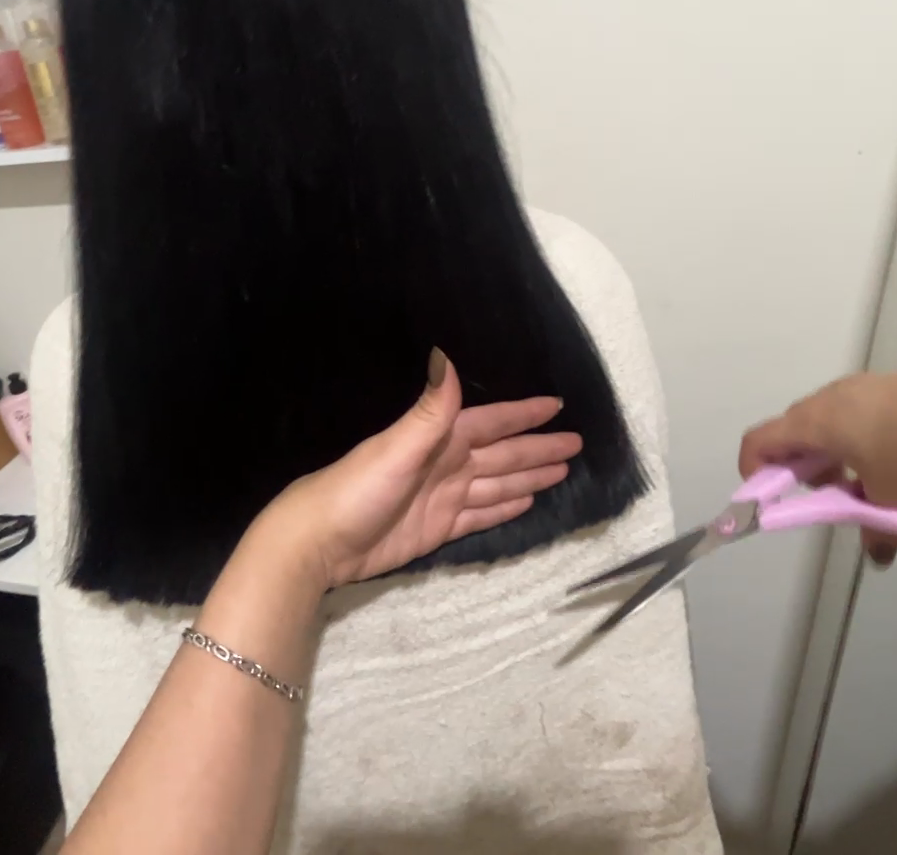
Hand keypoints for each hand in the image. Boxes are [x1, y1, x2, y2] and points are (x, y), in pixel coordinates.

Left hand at [257, 349, 582, 589]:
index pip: (492, 423)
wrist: (320, 541)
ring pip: (497, 483)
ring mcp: (443, 498)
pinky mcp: (437, 528)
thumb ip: (430, 411)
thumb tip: (445, 355)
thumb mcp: (396, 448)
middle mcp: (446, 464)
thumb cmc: (357, 489)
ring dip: (528, 476)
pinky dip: (504, 506)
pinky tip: (525, 500)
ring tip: (560, 470)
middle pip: (503, 454)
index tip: (557, 406)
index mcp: (439, 440)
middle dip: (538, 448)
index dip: (523, 415)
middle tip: (576, 445)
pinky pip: (481, 513)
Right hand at [738, 368, 896, 565]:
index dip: (754, 470)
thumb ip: (875, 529)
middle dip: (804, 465)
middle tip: (833, 495)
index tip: (772, 498)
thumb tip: (878, 555)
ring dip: (839, 452)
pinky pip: (866, 412)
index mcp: (813, 422)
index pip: (758, 441)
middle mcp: (830, 397)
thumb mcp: (893, 499)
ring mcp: (867, 386)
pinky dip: (869, 438)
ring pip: (833, 420)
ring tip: (874, 480)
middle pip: (795, 430)